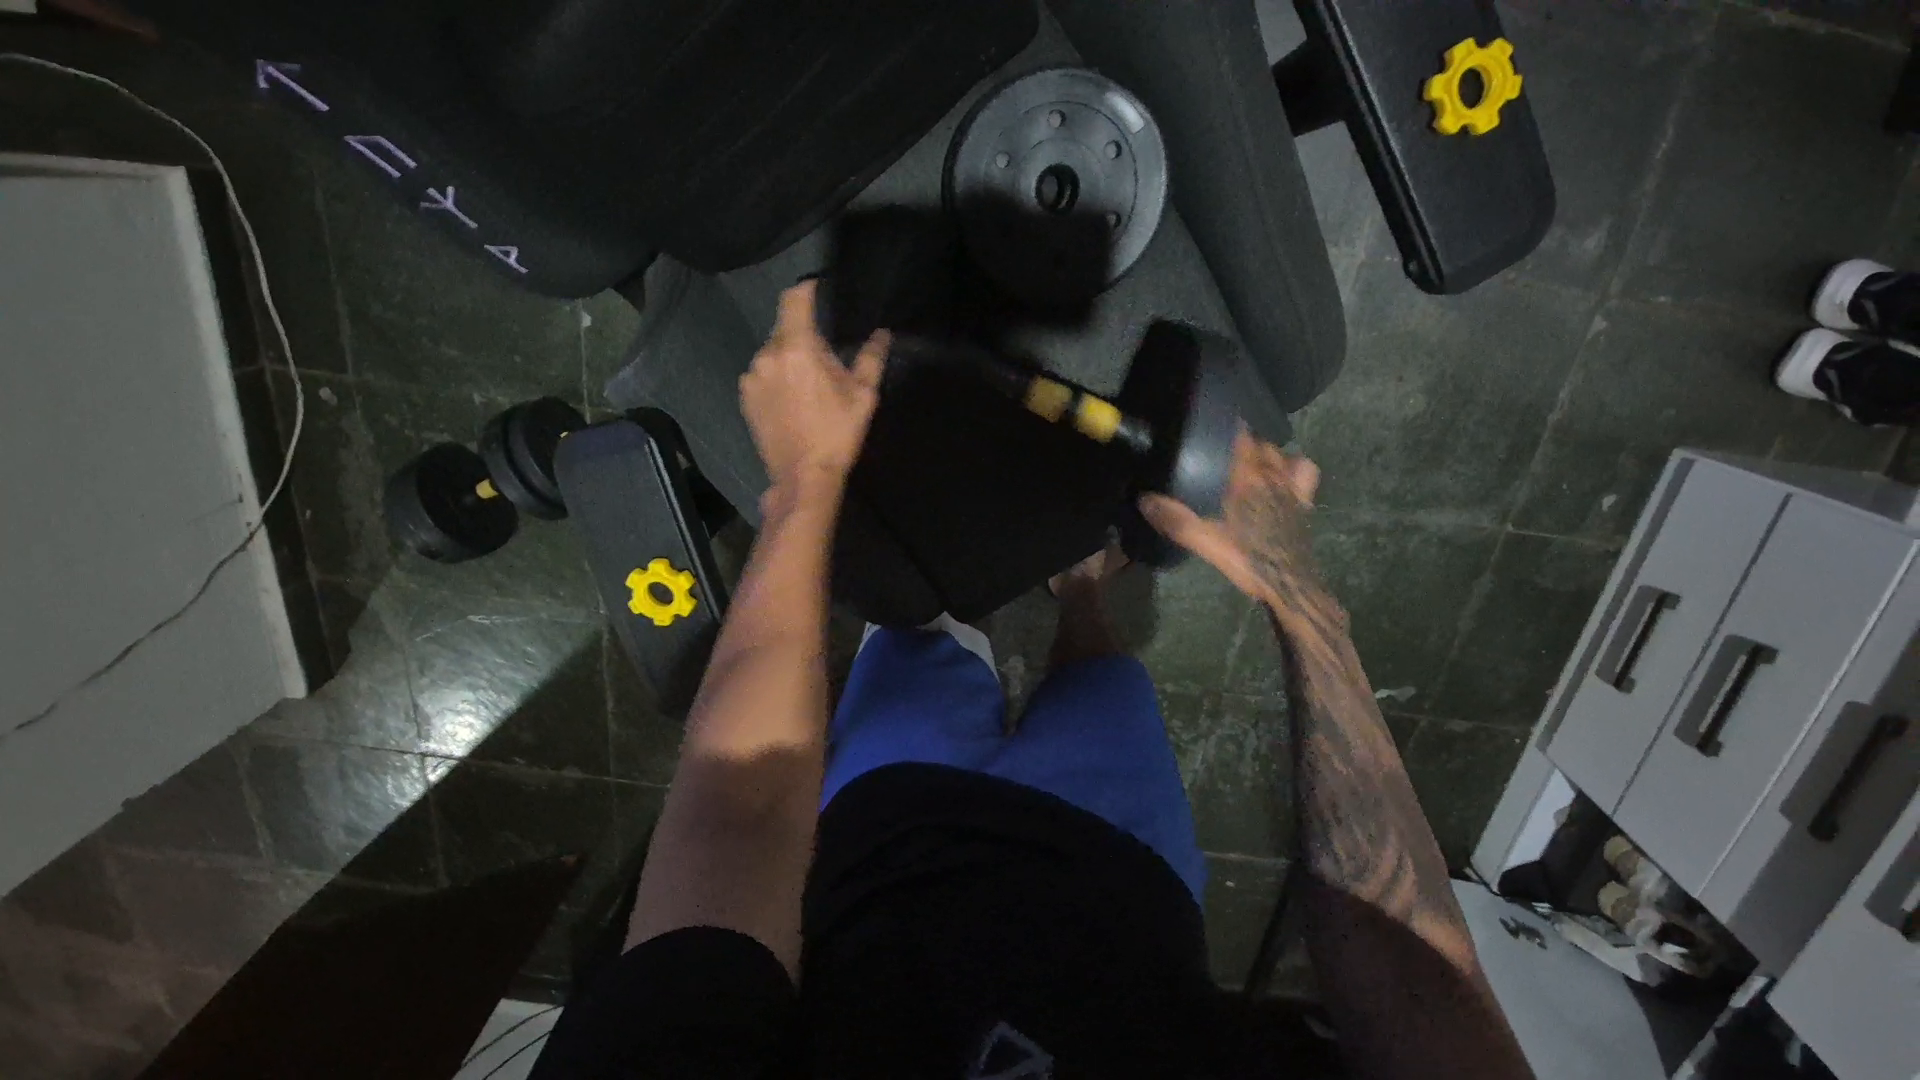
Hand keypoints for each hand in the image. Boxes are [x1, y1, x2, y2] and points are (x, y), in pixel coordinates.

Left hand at [739, 281, 889, 502]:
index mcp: (797, 348)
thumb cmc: (838, 434)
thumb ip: (871, 357)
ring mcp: (751, 377)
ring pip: (773, 352)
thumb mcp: (863, 395)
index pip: (794, 299)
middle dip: (804, 335)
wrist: (804, 476)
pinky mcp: (745, 397)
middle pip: (785, 327)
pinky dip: (776, 377)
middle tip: (825, 359)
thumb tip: (882, 333)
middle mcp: (767, 355)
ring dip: (789, 358)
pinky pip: (762, 374)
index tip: (818, 289)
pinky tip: (791, 401)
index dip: (807, 288)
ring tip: (808, 386)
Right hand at [1138, 432, 1337, 627]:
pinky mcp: (1304, 501)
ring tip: (1249, 461)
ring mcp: (1291, 486)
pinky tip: (1282, 474)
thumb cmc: (1246, 558)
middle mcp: (1271, 474)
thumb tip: (1143, 500)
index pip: (1240, 436)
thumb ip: (1174, 519)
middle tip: (1222, 450)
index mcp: (1246, 477)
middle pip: (1259, 443)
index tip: (1210, 427)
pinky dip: (1293, 466)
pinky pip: (1303, 470)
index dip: (1227, 427)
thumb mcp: (1204, 540)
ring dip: (1266, 452)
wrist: (1288, 583)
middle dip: (1242, 441)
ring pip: (1280, 454)